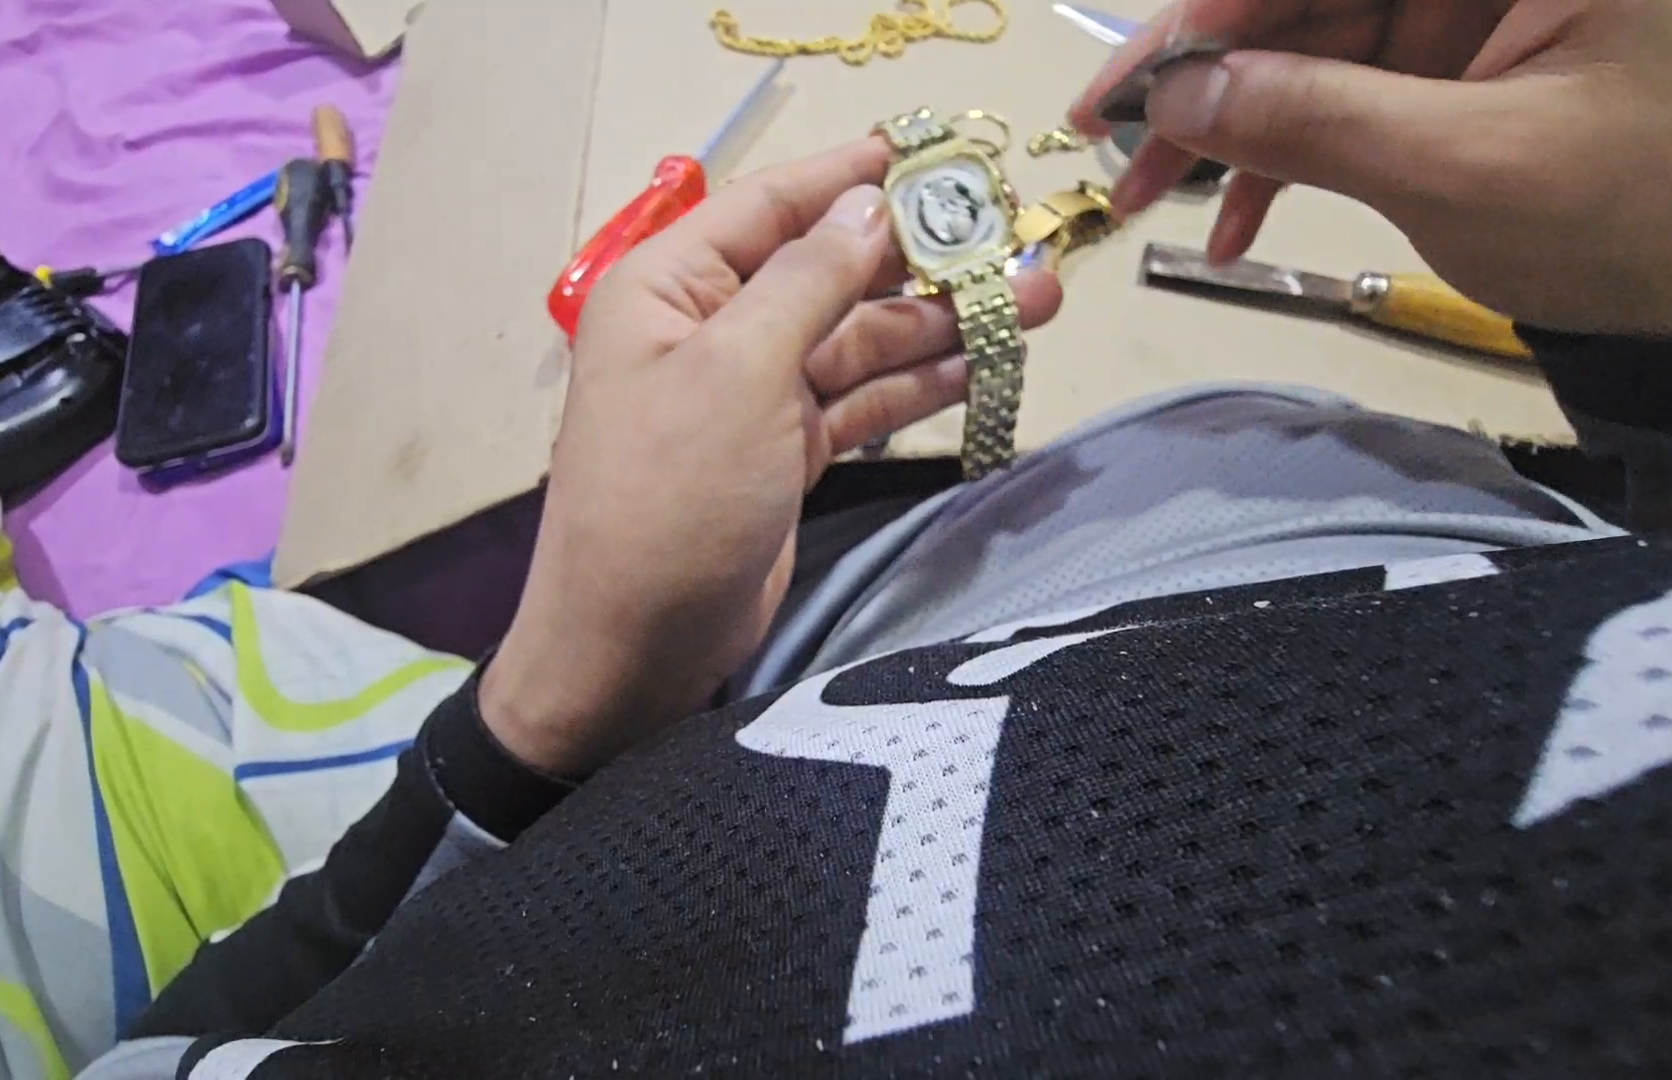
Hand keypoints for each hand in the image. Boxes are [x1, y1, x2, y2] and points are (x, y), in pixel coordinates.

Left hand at [479, 139, 1062, 775]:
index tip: (933, 153)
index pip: (771, 207)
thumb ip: (806, 281)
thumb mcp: (736, 370)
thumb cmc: (673, 494)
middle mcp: (711, 332)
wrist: (640, 639)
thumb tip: (866, 204)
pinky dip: (912, 388)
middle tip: (1016, 245)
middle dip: (918, 263)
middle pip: (827, 276)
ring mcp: (753, 398)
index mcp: (672, 288)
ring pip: (854, 344)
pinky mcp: (785, 454)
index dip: (851, 177)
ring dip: (935, 326)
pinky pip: (857, 403)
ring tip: (1031, 303)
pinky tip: (977, 367)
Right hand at [1068, 0, 1671, 336]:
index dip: (1201, 22)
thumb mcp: (1462, 167)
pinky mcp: (1444, 66)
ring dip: (1219, 137)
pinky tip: (1232, 231)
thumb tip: (1179, 95)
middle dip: (1198, 90)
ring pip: (1299, 56)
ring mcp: (1462, 11)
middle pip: (1296, 2)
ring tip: (1147, 207)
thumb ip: (1315, 120)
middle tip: (1120, 168)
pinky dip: (1272, 168)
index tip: (1112, 99)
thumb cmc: (1648, 210)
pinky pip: (1331, 104)